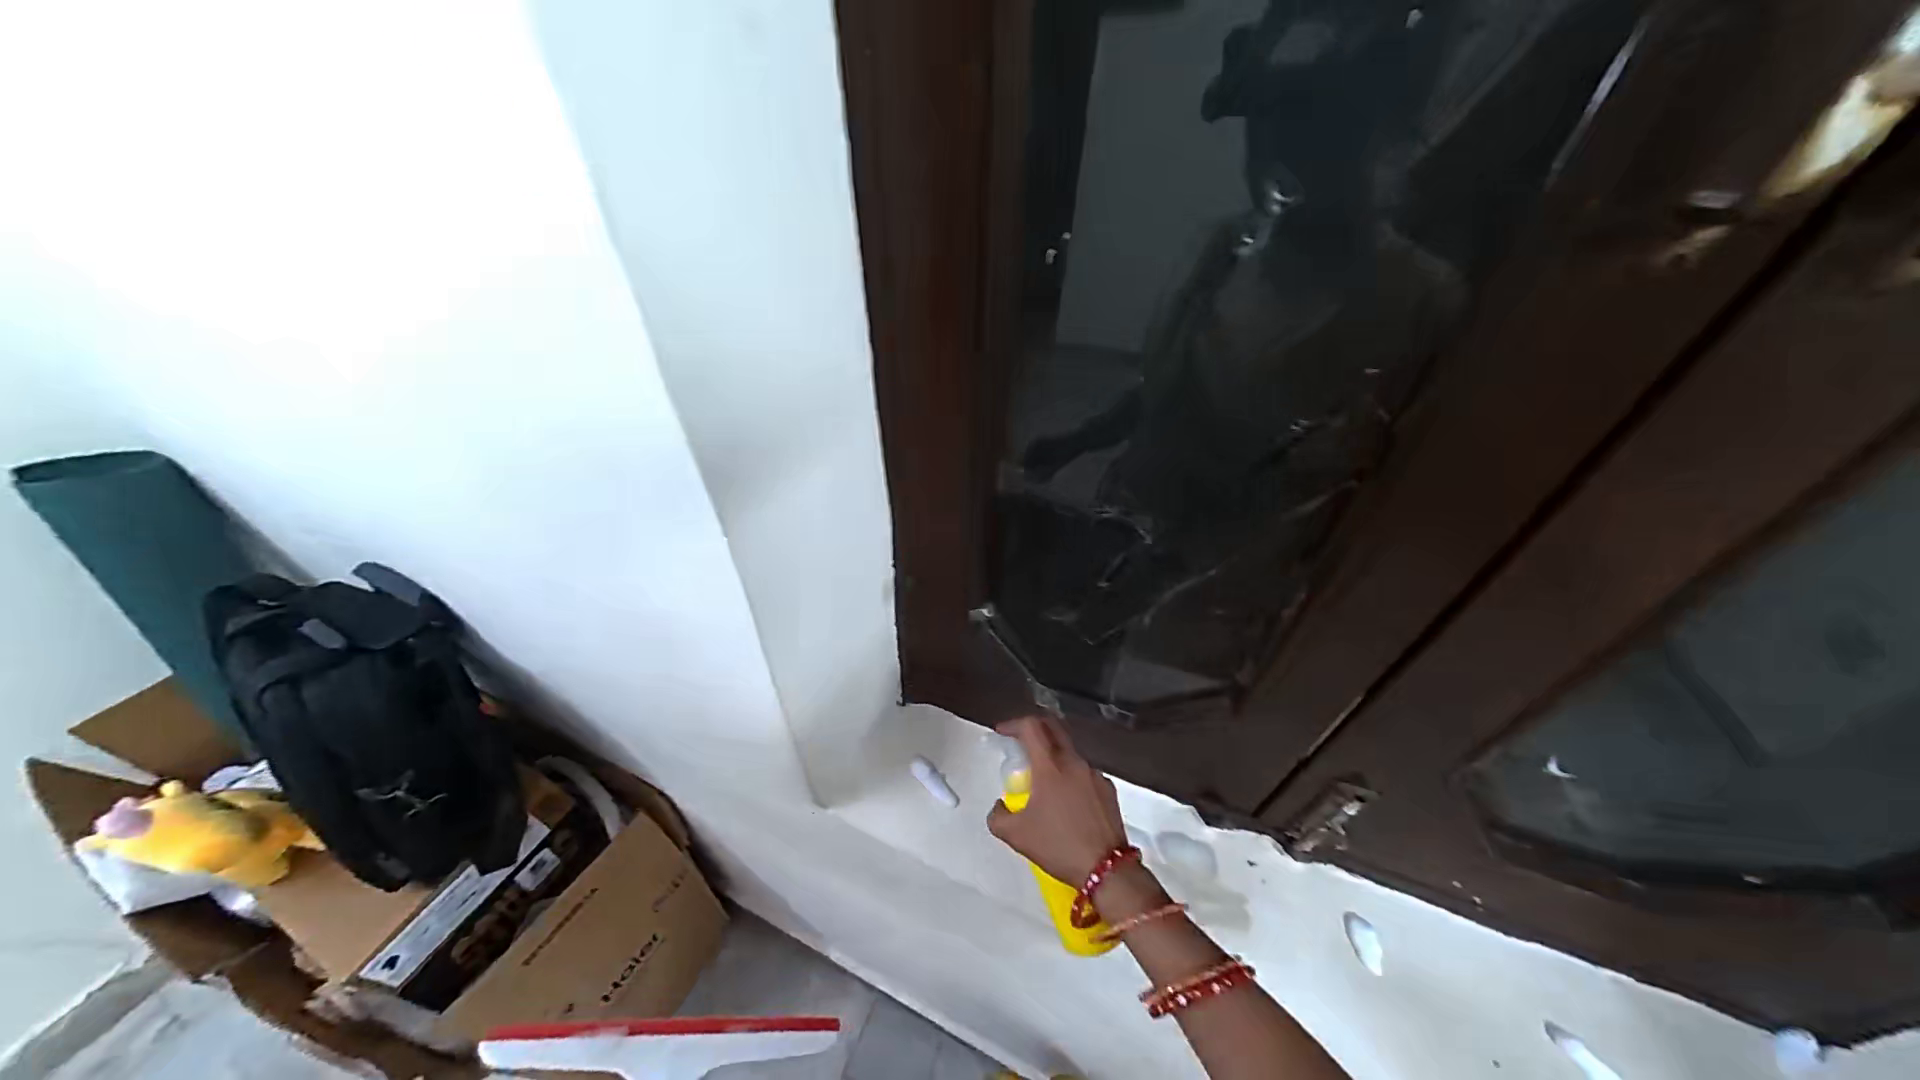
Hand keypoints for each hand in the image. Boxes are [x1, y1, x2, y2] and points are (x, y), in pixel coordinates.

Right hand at [987, 714, 1129, 884]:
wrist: (1107, 870)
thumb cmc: (1058, 847)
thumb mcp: (1016, 836)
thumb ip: (998, 816)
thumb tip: (1000, 805)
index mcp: (1050, 767)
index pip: (1031, 727)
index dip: (1013, 724)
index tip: (1003, 733)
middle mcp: (1074, 762)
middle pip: (1053, 728)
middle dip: (1034, 729)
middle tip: (1021, 742)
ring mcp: (1095, 774)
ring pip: (1070, 752)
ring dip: (1053, 756)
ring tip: (1043, 782)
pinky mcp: (1108, 789)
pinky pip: (1084, 773)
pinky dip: (1071, 777)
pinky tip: (1067, 801)